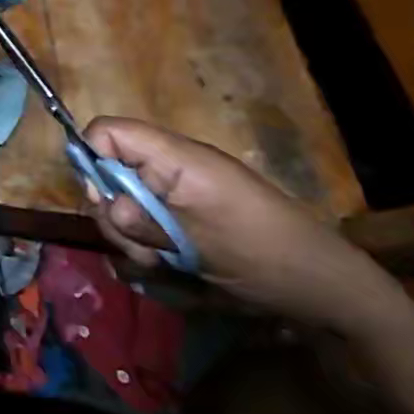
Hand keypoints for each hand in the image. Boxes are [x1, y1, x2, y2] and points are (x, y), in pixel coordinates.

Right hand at [85, 117, 402, 332]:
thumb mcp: (197, 241)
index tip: (104, 204)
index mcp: (175, 156)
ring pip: (126, 200)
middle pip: (110, 170)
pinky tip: (165, 265)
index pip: (109, 132)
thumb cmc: (261, 254)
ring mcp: (180, 189)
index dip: (92, 159)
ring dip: (130, 234)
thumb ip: (143, 219)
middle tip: (139, 250)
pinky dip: (147, 242)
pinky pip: (147, 218)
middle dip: (113, 212)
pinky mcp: (188, 212)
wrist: (321, 282)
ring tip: (158, 263)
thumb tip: (105, 204)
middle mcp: (171, 165)